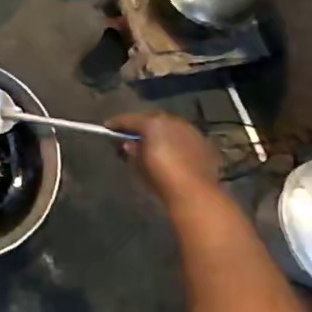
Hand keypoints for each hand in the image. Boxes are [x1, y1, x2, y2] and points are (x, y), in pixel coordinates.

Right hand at [106, 112, 221, 199]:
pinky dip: (175, 141)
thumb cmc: (160, 178)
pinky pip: (183, 137)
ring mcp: (190, 130)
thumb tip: (130, 144)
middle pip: (152, 120)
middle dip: (141, 126)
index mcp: (153, 123)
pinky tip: (172, 152)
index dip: (117, 123)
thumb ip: (133, 151)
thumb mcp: (139, 166)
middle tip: (131, 135)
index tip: (108, 126)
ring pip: (170, 127)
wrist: (194, 192)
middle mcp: (172, 121)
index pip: (130, 119)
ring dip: (160, 133)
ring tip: (152, 143)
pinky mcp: (203, 142)